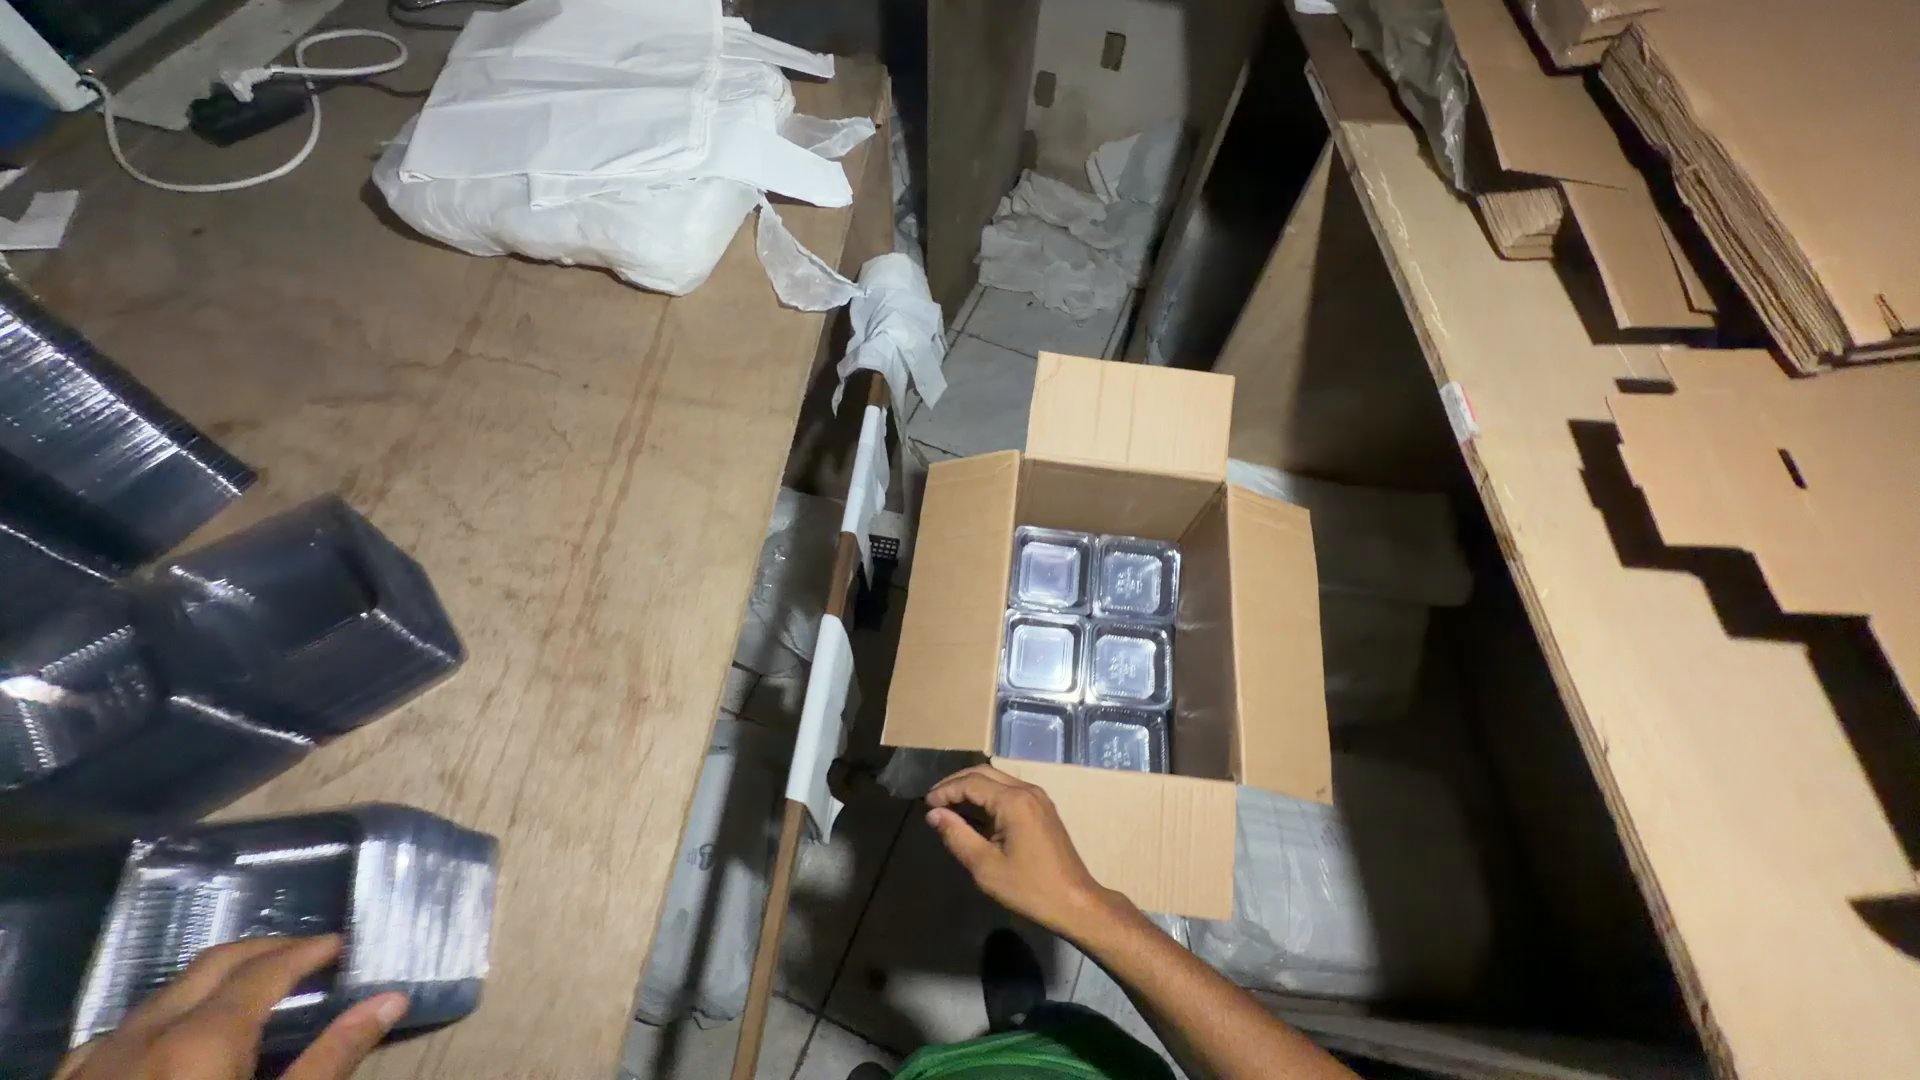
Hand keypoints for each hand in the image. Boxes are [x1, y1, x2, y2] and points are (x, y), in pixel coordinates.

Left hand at [55, 935, 407, 1079]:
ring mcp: (94, 1064)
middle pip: (214, 964)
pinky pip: (109, 1037)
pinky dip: (154, 1019)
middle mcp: (147, 1034)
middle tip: (307, 954)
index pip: (269, 967)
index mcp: (204, 1035)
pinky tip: (165, 1039)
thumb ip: (332, 1056)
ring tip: (247, 991)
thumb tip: (392, 999)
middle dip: (266, 950)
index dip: (310, 950)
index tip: (342, 945)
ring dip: (212, 980)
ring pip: (161, 994)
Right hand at [924, 765, 1128, 937]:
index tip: (925, 805)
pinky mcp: (1042, 808)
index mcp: (1013, 801)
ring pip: (997, 779)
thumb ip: (957, 836)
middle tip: (934, 800)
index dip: (945, 791)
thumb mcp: (985, 866)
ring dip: (971, 788)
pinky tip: (973, 814)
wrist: (1075, 902)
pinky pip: (1009, 791)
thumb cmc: (1029, 888)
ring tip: (948, 806)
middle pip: (984, 772)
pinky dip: (987, 796)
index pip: (971, 783)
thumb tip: (934, 814)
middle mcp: (1027, 790)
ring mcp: (1037, 797)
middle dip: (956, 783)